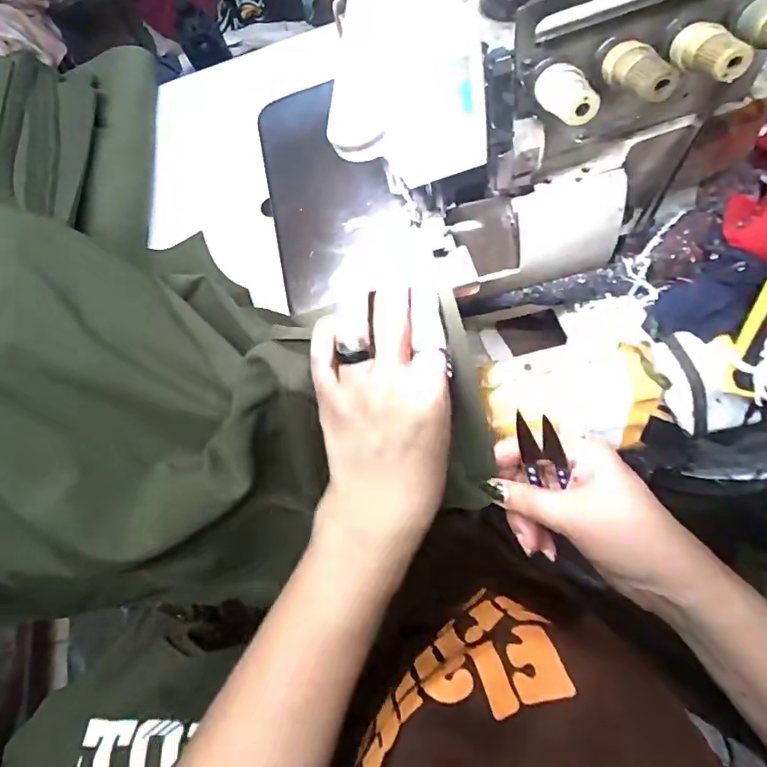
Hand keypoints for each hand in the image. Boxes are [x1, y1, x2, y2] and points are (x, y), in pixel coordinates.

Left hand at [308, 285, 450, 557]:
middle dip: (396, 284)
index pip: (430, 334)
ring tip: (365, 275)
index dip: (428, 307)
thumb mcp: (444, 426)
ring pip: (356, 327)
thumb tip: (425, 352)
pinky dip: (326, 332)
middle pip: (394, 318)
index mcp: (427, 390)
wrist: (374, 507)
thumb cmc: (420, 476)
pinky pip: (322, 353)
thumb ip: (433, 384)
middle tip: (395, 258)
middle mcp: (390, 379)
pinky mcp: (328, 394)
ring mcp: (354, 385)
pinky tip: (333, 319)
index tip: (425, 284)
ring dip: (361, 299)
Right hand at [492, 434, 721, 614]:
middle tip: (523, 535)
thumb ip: (524, 499)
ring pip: (530, 496)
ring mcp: (575, 490)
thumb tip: (486, 485)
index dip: (502, 461)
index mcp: (580, 450)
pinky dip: (538, 530)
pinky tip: (545, 550)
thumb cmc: (626, 536)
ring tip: (536, 548)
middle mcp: (575, 463)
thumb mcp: (570, 516)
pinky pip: (542, 514)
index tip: (485, 487)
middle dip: (518, 504)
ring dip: (527, 522)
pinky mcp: (576, 514)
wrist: (673, 582)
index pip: (526, 442)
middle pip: (525, 472)